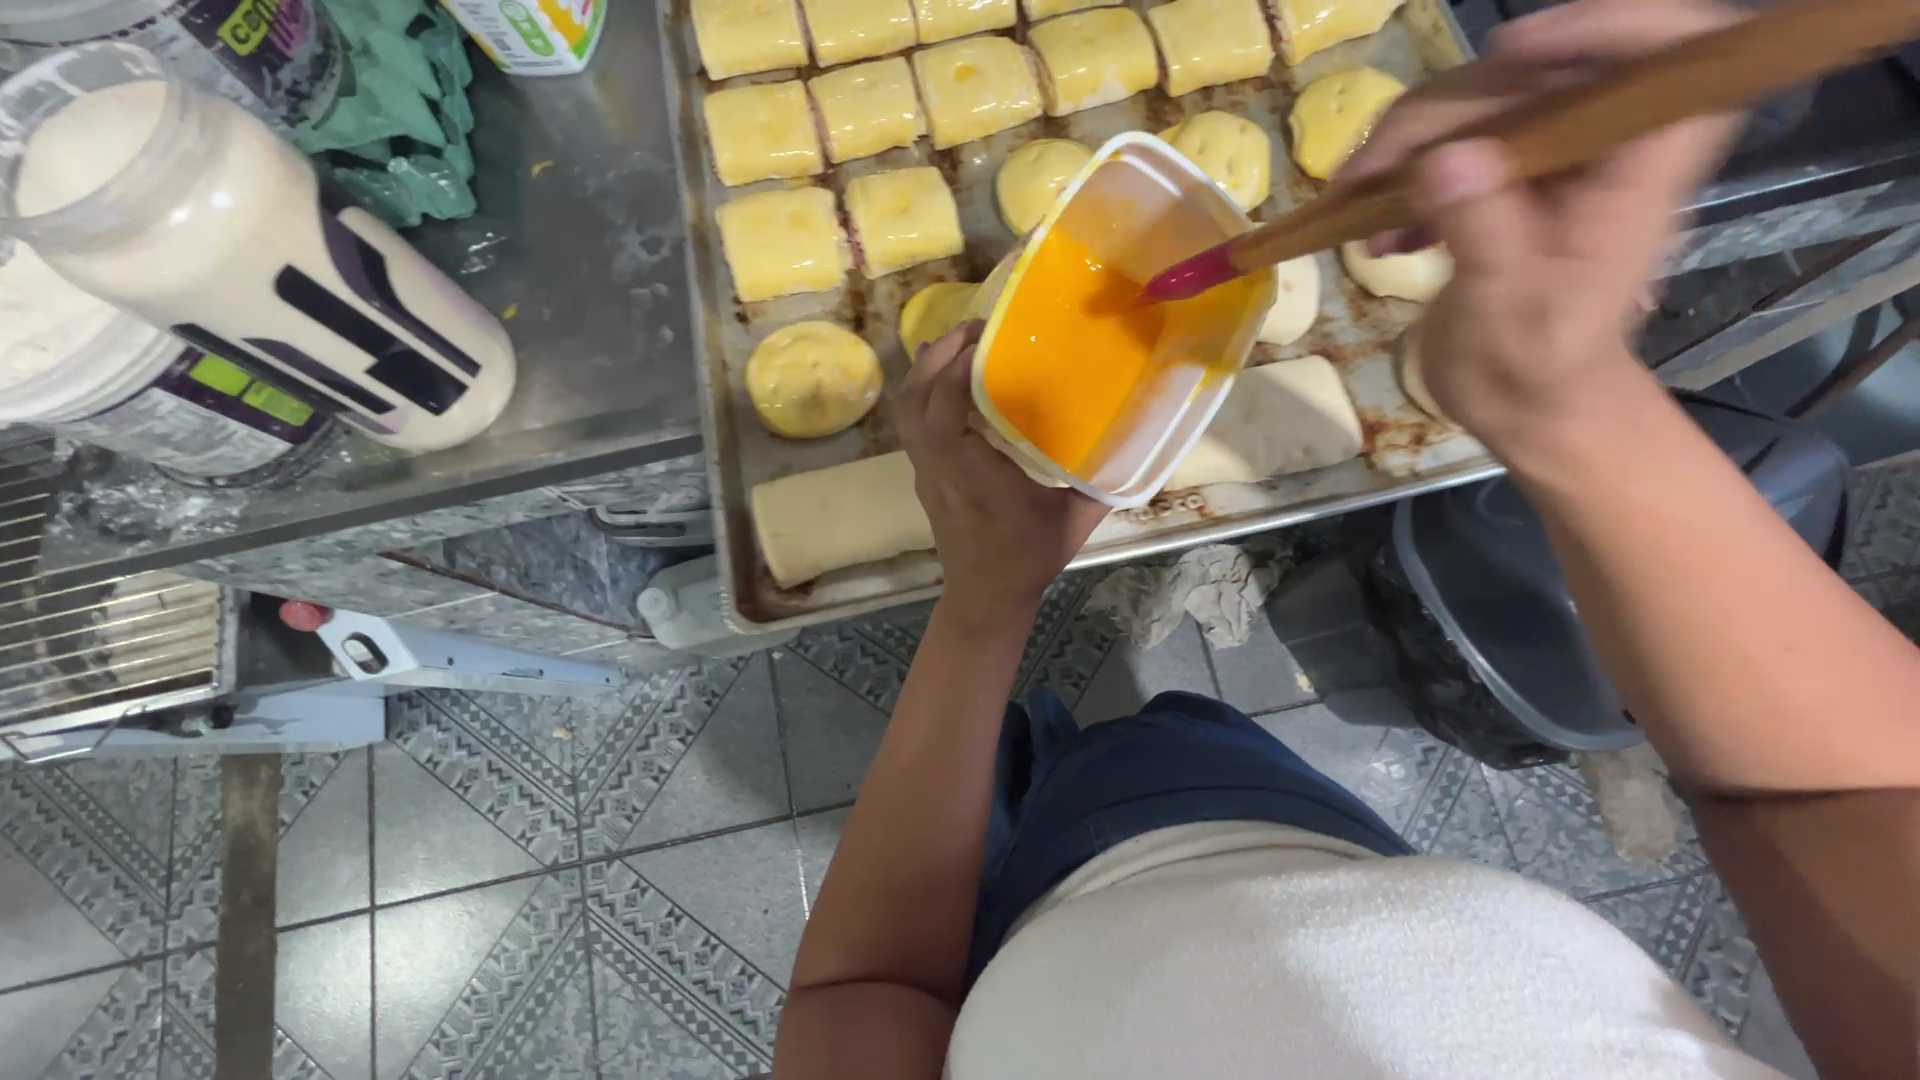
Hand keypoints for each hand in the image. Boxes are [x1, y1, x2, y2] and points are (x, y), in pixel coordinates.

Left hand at [895, 321, 1107, 624]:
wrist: (985, 596)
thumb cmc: (1030, 559)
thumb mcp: (1074, 521)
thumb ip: (1102, 480)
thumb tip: (1137, 438)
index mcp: (975, 479)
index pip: (942, 416)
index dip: (953, 373)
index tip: (982, 342)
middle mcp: (940, 470)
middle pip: (913, 404)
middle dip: (936, 359)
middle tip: (974, 330)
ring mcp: (925, 473)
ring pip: (905, 413)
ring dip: (924, 373)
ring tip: (958, 345)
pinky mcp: (924, 476)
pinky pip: (911, 425)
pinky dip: (923, 392)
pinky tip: (948, 377)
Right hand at [1337, 0, 1743, 456]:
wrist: (1527, 409)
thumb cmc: (1535, 369)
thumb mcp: (1508, 308)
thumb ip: (1483, 228)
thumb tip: (1440, 157)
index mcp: (1633, 173)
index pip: (1668, 56)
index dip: (1601, 30)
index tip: (1507, 52)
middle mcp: (1596, 156)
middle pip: (1532, 82)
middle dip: (1439, 113)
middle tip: (1366, 170)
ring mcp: (1544, 174)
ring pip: (1477, 116)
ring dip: (1404, 151)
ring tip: (1352, 201)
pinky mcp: (1501, 196)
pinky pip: (1449, 161)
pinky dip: (1404, 187)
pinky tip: (1376, 235)